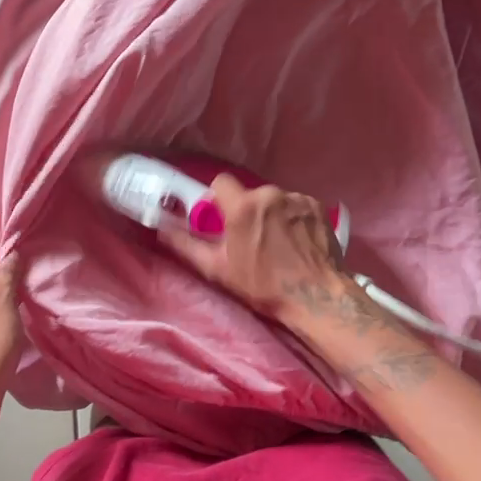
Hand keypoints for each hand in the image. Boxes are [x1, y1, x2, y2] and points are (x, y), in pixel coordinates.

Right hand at [156, 174, 348, 320]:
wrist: (317, 298)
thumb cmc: (264, 286)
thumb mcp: (218, 270)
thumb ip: (187, 246)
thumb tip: (163, 230)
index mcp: (243, 206)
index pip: (221, 182)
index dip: (218, 199)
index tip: (222, 219)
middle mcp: (270, 194)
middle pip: (249, 194)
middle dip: (247, 211)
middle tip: (251, 239)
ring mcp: (297, 198)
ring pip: (273, 200)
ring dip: (271, 215)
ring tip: (278, 243)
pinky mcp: (316, 206)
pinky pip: (296, 205)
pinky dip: (293, 218)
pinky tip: (297, 241)